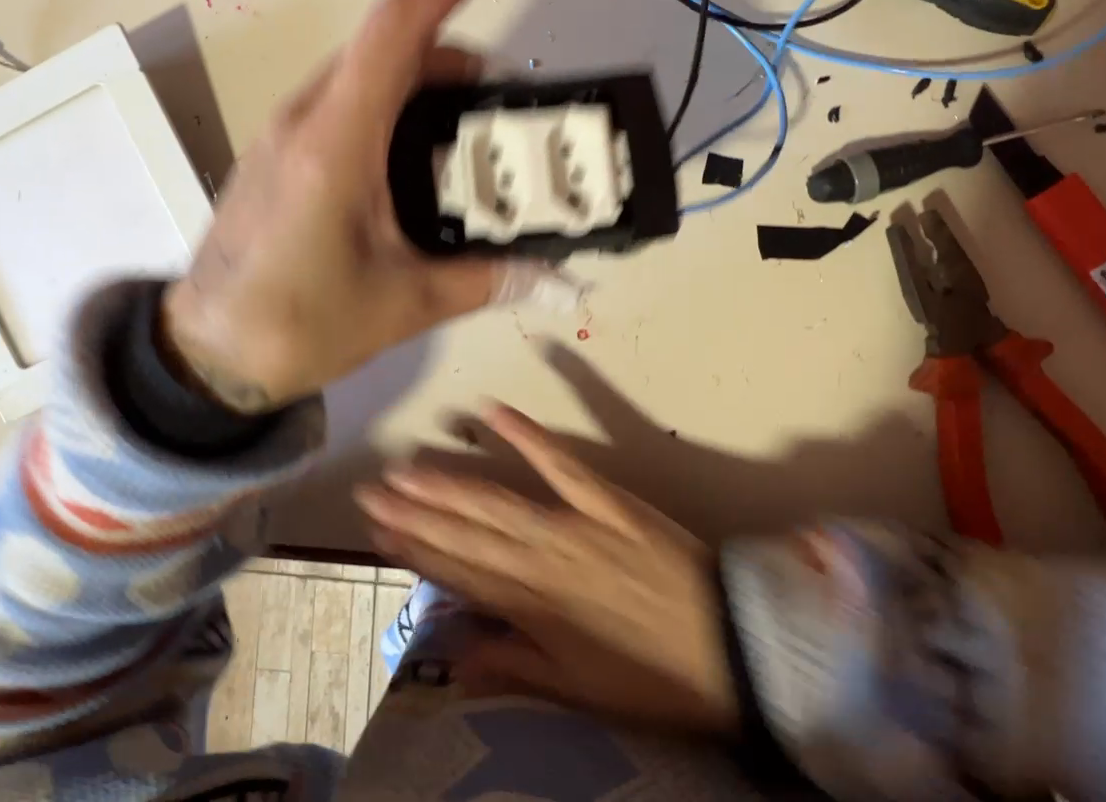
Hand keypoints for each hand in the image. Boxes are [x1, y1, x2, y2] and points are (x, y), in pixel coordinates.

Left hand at [161, 0, 523, 411]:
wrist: (205, 354)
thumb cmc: (299, 325)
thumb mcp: (405, 304)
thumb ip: (487, 280)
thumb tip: (555, 276)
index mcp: (336, 140)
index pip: (398, 26)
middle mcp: (305, 118)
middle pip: (388, 47)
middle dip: (456, 54)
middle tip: (506, 104)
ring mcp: (284, 134)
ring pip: (364, 74)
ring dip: (423, 83)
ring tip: (470, 138)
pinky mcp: (277, 156)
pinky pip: (343, 105)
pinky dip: (390, 110)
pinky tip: (416, 166)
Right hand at [354, 404, 738, 733]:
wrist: (733, 646)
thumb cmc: (654, 678)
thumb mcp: (580, 691)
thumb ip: (515, 666)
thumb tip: (454, 658)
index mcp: (532, 607)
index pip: (459, 574)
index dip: (417, 553)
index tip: (379, 534)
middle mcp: (541, 559)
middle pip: (466, 532)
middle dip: (416, 513)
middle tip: (372, 490)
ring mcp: (575, 524)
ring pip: (497, 500)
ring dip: (448, 484)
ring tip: (407, 467)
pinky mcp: (610, 501)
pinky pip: (562, 465)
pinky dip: (529, 437)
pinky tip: (495, 413)